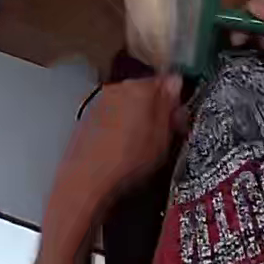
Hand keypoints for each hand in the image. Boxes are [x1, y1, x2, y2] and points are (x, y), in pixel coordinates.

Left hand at [46, 75, 183, 242]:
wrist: (85, 182)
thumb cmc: (128, 161)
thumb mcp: (163, 137)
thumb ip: (169, 105)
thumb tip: (175, 83)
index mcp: (141, 87)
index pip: (167, 81)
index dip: (176, 101)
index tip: (178, 119)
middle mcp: (118, 88)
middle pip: (145, 91)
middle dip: (156, 109)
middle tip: (163, 135)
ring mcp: (99, 102)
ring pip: (128, 103)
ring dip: (136, 118)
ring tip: (140, 146)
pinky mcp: (87, 118)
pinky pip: (112, 116)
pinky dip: (118, 127)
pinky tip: (121, 149)